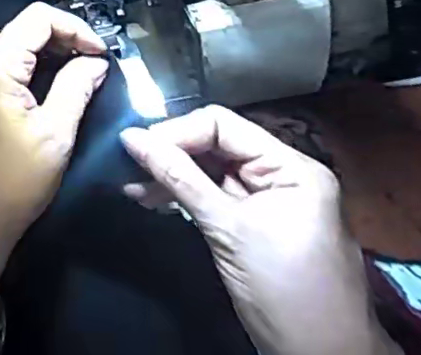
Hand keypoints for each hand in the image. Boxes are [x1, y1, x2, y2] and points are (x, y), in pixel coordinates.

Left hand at [0, 2, 109, 270]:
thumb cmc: (13, 178)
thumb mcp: (55, 133)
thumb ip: (76, 88)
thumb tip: (96, 62)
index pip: (40, 17)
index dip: (76, 28)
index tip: (102, 53)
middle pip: (32, 26)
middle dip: (69, 38)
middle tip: (100, 63)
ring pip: (26, 43)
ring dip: (59, 52)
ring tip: (90, 72)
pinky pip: (19, 61)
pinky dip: (45, 65)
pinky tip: (68, 83)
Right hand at [120, 107, 396, 354]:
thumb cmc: (287, 295)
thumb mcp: (228, 231)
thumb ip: (179, 178)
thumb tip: (131, 137)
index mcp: (290, 167)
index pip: (222, 125)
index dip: (177, 132)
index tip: (138, 146)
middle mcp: (281, 174)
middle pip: (213, 144)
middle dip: (170, 154)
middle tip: (130, 163)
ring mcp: (268, 198)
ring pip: (208, 169)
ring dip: (170, 176)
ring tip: (134, 186)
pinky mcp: (254, 222)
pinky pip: (212, 194)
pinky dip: (183, 196)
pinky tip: (151, 199)